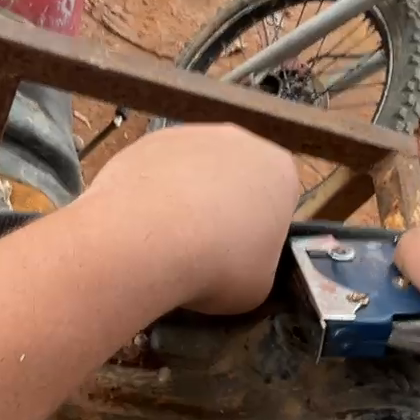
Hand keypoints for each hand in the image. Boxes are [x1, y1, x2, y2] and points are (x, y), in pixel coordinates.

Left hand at [83, 125, 298, 313]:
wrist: (148, 241)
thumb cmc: (219, 265)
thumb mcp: (259, 285)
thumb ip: (259, 265)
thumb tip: (240, 266)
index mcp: (280, 172)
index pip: (278, 201)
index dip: (258, 233)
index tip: (239, 258)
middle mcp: (240, 141)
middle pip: (235, 179)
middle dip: (221, 210)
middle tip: (202, 251)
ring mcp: (190, 135)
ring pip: (192, 173)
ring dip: (183, 201)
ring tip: (165, 242)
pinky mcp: (146, 141)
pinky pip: (155, 173)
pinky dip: (149, 196)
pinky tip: (140, 226)